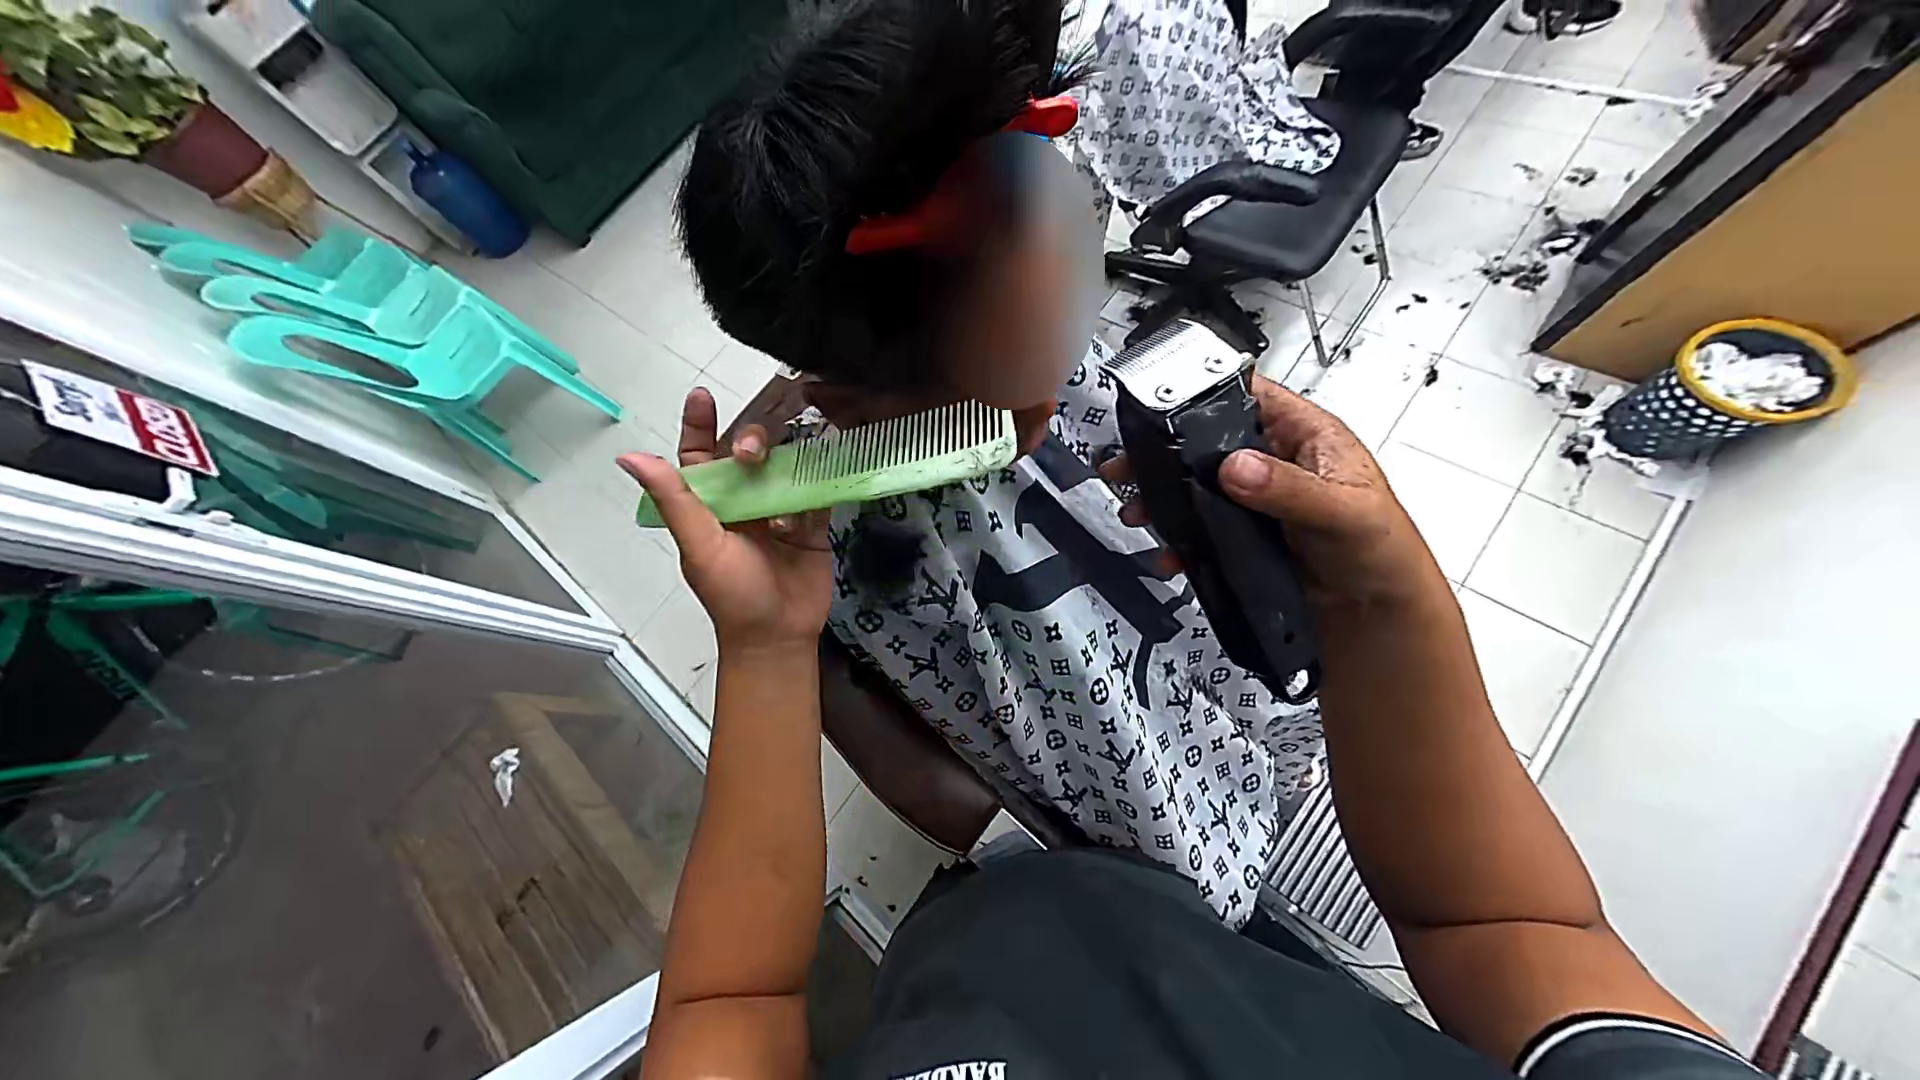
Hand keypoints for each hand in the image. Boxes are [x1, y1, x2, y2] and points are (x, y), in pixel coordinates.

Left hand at [617, 388, 832, 656]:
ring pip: (786, 464)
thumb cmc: (733, 596)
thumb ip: (675, 499)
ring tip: (784, 474)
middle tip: (751, 455)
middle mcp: (744, 500)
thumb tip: (630, 457)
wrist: (778, 633)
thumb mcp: (700, 546)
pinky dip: (816, 487)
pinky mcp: (812, 522)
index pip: (699, 454)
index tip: (702, 396)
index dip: (699, 424)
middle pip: (749, 452)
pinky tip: (808, 504)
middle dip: (750, 441)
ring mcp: (780, 509)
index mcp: (710, 504)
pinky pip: (816, 490)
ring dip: (786, 462)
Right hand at [1100, 375, 1440, 606]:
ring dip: (1163, 496)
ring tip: (1139, 507)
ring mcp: (1253, 497)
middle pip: (1206, 442)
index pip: (1248, 396)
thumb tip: (1239, 467)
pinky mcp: (1240, 531)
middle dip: (1163, 453)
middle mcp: (1272, 460)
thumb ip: (1291, 488)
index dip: (1206, 394)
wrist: (1371, 613)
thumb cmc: (1379, 550)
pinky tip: (1169, 548)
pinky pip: (1198, 525)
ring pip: (1195, 484)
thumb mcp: (1342, 512)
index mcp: (1302, 435)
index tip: (1163, 406)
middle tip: (1129, 463)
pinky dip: (1177, 536)